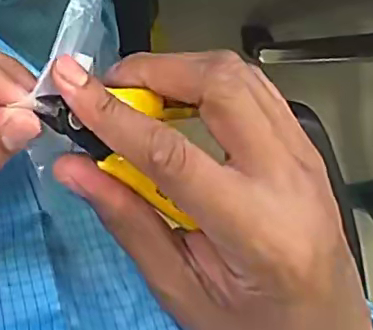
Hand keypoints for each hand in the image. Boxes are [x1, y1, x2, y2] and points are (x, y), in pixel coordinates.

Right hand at [50, 51, 368, 329]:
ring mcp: (305, 158)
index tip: (67, 81)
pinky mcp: (302, 145)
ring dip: (175, 68)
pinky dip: (202, 76)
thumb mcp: (181, 292)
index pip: (171, 154)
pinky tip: (177, 98)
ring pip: (235, 71)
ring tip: (139, 93)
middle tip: (109, 88)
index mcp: (259, 234)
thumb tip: (70, 164)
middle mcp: (291, 183)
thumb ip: (125, 220)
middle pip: (218, 84)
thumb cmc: (253, 327)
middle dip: (150, 70)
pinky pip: (249, 83)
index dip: (110, 112)